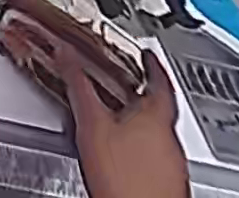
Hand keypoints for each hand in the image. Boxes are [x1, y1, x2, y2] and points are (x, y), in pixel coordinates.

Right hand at [58, 45, 189, 197]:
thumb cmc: (123, 178)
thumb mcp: (91, 122)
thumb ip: (77, 83)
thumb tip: (65, 53)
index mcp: (157, 117)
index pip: (160, 81)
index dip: (153, 64)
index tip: (148, 55)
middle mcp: (171, 140)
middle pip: (160, 107)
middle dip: (141, 93)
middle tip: (125, 82)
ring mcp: (173, 166)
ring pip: (158, 133)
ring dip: (141, 120)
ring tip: (118, 116)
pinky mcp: (169, 186)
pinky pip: (157, 155)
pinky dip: (141, 145)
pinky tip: (123, 153)